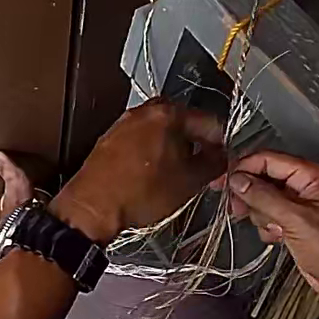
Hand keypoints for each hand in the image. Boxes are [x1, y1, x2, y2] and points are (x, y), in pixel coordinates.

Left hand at [51, 99, 225, 242]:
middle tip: (204, 165)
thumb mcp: (190, 181)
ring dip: (176, 147)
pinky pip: (143, 139)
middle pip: (184, 122)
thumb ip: (214, 163)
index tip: (225, 157)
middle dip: (197, 142)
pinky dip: (155, 151)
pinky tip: (156, 172)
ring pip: (163, 131)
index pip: (208, 121)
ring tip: (181, 172)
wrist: (93, 207)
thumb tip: (223, 157)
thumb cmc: (141, 192)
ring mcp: (125, 123)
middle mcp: (145, 111)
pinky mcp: (111, 138)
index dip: (222, 142)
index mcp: (168, 114)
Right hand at [214, 150, 318, 302]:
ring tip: (271, 229)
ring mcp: (300, 206)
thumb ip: (265, 197)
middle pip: (264, 178)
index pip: (269, 160)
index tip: (223, 181)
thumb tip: (238, 180)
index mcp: (311, 176)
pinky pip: (270, 216)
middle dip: (250, 195)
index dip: (244, 168)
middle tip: (236, 209)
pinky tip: (277, 238)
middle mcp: (305, 186)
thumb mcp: (297, 220)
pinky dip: (268, 227)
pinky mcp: (295, 224)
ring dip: (260, 214)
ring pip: (264, 199)